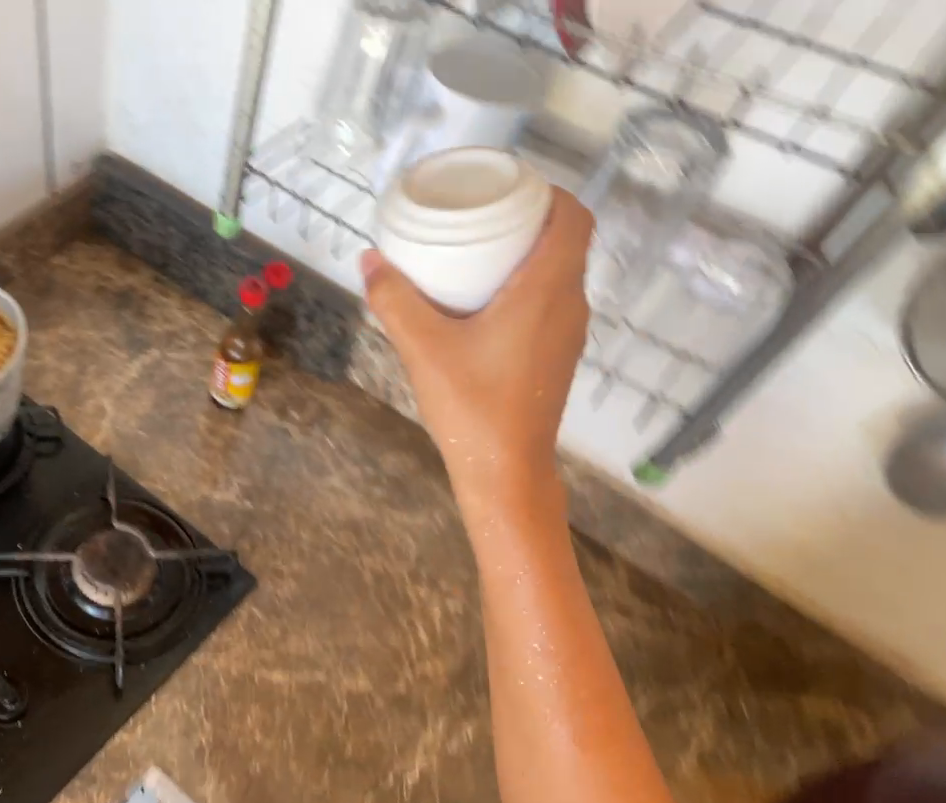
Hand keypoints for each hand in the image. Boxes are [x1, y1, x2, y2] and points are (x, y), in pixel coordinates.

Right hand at [362, 190, 593, 509]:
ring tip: (477, 258)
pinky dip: (524, 290)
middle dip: (527, 222)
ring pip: (557, 276)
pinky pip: (548, 304)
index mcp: (548, 288)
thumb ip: (394, 301)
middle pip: (565, 242)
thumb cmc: (472, 405)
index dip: (549, 192)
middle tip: (479, 219)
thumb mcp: (422, 349)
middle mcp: (570, 304)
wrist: (505, 471)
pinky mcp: (557, 358)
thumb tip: (369, 259)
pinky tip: (483, 308)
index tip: (509, 189)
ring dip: (525, 259)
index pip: (575, 216)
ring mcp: (568, 334)